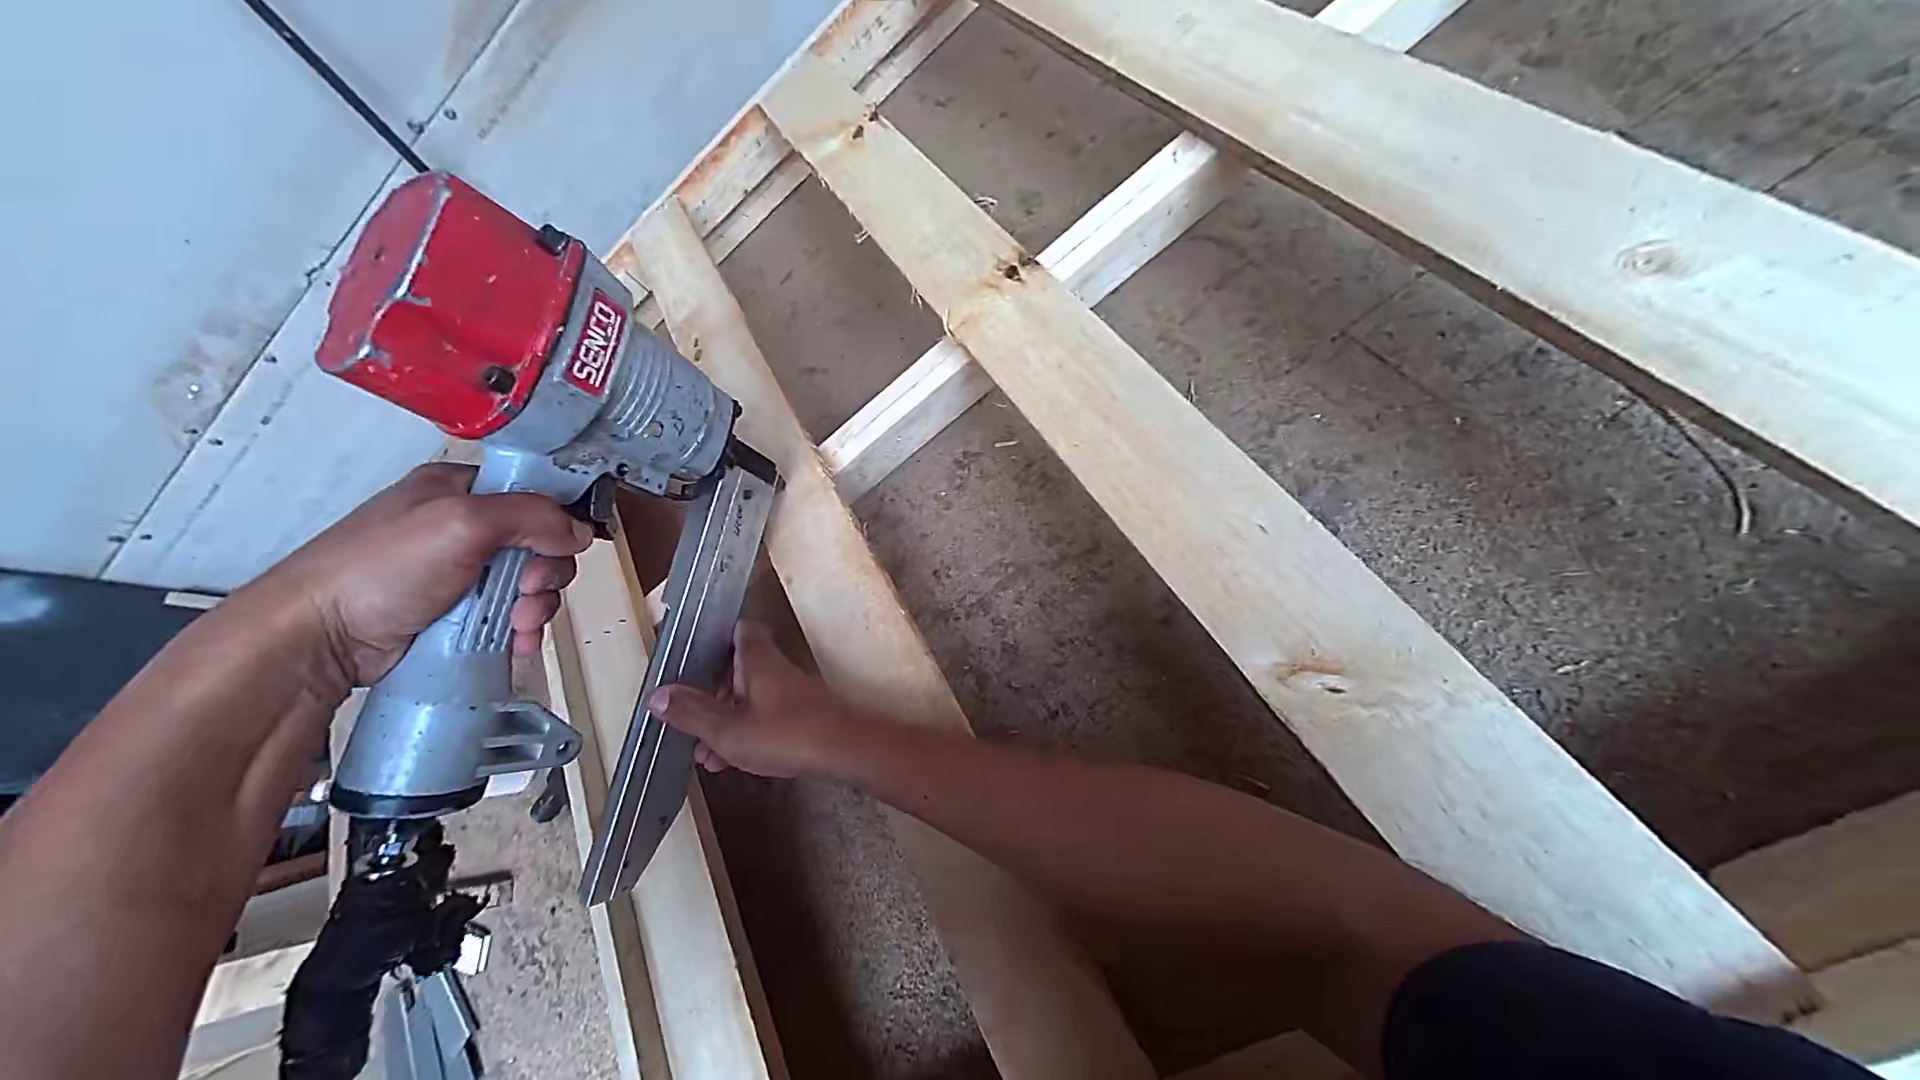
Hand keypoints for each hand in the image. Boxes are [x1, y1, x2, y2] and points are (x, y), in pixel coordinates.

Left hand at [241, 463, 592, 687]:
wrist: (317, 639)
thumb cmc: (370, 572)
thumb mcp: (462, 523)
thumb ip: (532, 516)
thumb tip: (578, 530)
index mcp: (460, 489)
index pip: (536, 493)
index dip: (559, 519)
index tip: (560, 545)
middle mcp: (462, 526)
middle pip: (542, 543)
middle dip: (546, 572)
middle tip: (526, 588)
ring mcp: (461, 570)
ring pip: (532, 582)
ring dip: (536, 604)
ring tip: (516, 622)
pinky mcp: (459, 608)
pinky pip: (513, 613)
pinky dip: (522, 627)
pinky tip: (514, 637)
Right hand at [650, 622, 858, 777]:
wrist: (847, 750)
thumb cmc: (790, 734)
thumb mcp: (728, 730)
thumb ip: (692, 713)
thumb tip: (658, 695)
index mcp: (756, 660)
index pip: (737, 630)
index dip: (713, 637)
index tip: (690, 653)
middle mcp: (775, 668)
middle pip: (736, 669)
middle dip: (710, 694)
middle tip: (690, 720)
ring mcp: (791, 691)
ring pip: (749, 697)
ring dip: (725, 720)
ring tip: (707, 753)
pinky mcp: (803, 714)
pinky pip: (765, 716)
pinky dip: (746, 732)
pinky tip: (733, 759)